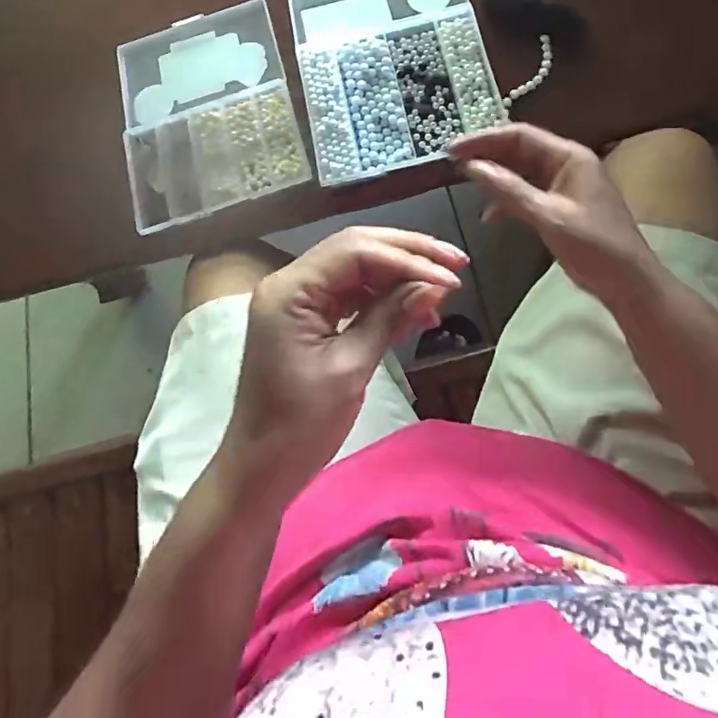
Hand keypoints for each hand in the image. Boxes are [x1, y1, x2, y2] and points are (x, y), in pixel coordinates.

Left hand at [223, 227, 466, 498]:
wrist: (261, 467)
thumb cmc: (301, 425)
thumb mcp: (350, 368)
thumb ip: (390, 318)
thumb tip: (435, 287)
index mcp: (289, 290)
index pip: (354, 251)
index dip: (407, 260)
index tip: (452, 280)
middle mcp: (288, 283)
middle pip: (354, 250)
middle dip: (406, 255)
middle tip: (457, 264)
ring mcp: (294, 300)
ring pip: (353, 269)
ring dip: (398, 275)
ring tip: (444, 289)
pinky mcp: (303, 318)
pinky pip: (347, 295)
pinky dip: (381, 298)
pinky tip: (415, 310)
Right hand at [449, 123, 656, 297]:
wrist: (627, 282)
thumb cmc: (594, 245)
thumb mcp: (547, 216)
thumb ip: (508, 190)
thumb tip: (471, 167)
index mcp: (570, 157)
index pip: (519, 136)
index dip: (483, 139)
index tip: (452, 149)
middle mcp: (565, 164)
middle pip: (517, 150)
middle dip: (485, 155)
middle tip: (450, 161)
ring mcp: (562, 185)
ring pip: (518, 171)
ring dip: (492, 177)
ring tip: (463, 182)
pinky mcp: (557, 205)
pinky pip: (524, 192)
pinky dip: (505, 200)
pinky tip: (489, 216)